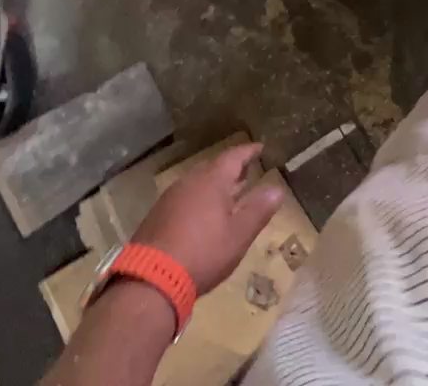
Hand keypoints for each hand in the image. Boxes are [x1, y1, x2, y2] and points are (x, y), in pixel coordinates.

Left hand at [130, 142, 285, 292]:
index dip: (249, 151)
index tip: (260, 148)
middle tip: (246, 170)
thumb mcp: (238, 234)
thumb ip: (259, 210)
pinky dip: (199, 198)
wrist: (150, 279)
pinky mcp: (157, 216)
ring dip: (214, 184)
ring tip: (227, 192)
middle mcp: (190, 182)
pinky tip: (202, 214)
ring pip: (197, 182)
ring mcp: (170, 198)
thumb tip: (277, 188)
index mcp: (212, 180)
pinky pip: (184, 197)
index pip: (234, 156)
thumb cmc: (203, 253)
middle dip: (231, 168)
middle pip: (213, 167)